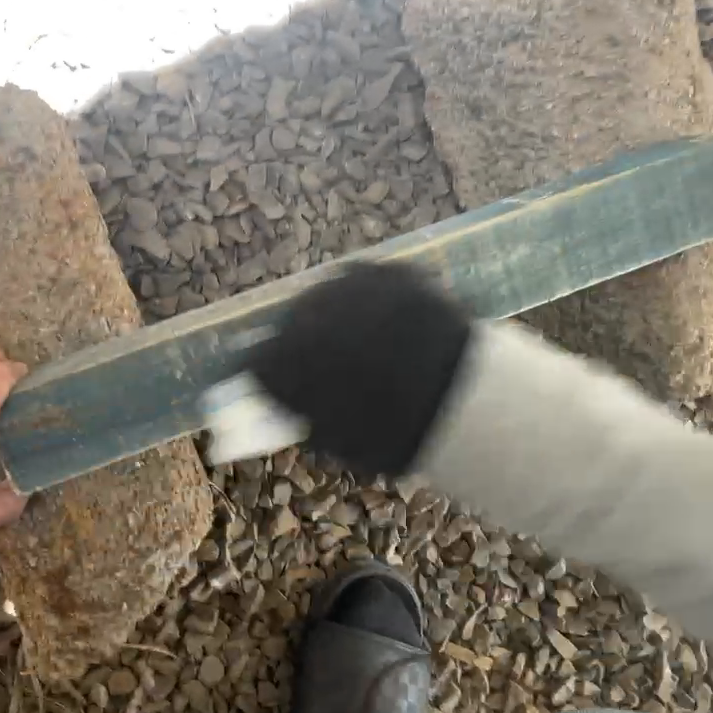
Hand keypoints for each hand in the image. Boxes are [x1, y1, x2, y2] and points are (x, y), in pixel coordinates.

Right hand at [246, 263, 472, 481]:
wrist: (458, 394)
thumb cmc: (391, 433)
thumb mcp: (339, 442)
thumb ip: (310, 419)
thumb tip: (303, 410)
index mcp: (279, 359)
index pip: (255, 365)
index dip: (272, 379)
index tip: (286, 391)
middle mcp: (298, 313)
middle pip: (291, 327)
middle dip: (308, 346)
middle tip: (339, 368)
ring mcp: (341, 286)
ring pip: (330, 301)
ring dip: (342, 319)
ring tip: (376, 345)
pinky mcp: (381, 270)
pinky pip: (370, 285)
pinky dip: (379, 302)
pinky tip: (402, 326)